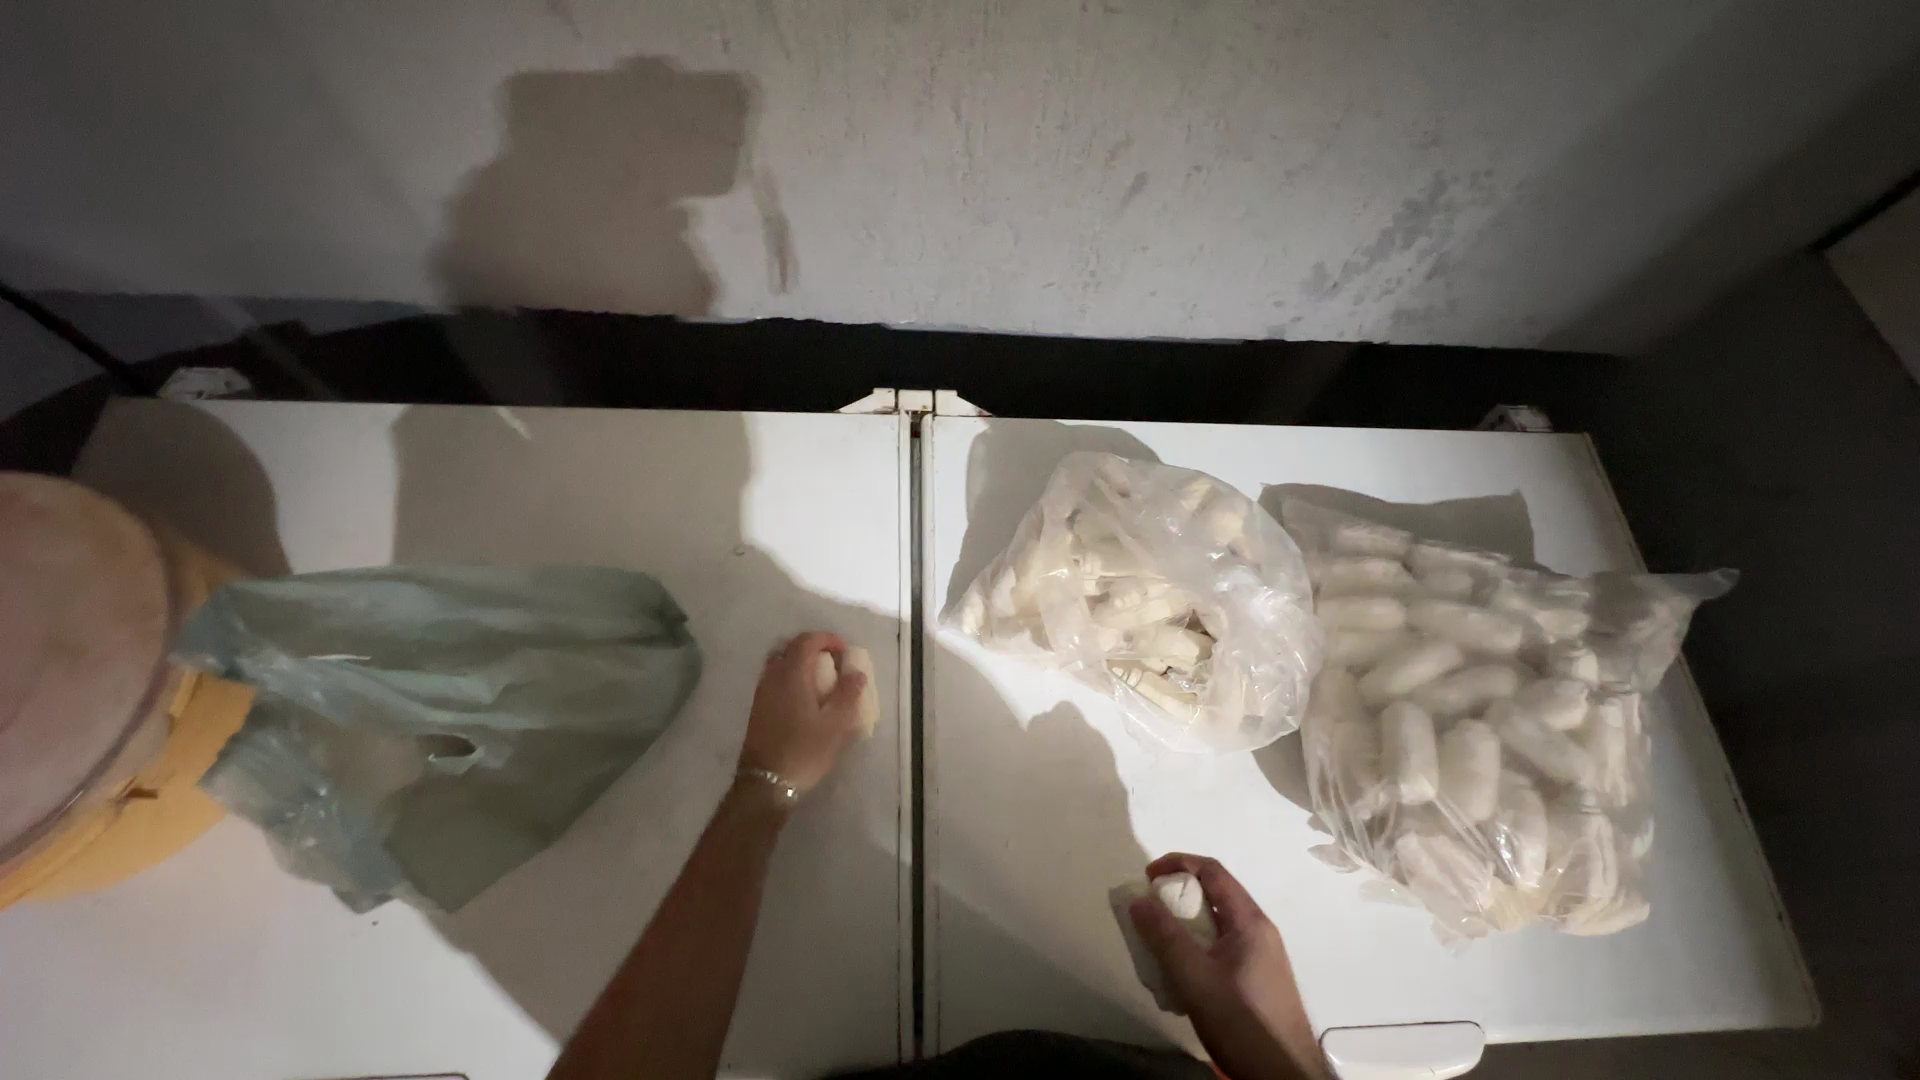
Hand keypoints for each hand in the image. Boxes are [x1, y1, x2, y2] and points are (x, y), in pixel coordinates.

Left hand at [739, 632, 868, 799]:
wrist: (766, 783)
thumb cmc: (804, 751)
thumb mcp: (835, 725)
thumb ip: (848, 694)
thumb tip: (856, 673)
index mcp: (791, 675)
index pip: (807, 641)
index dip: (827, 639)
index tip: (843, 652)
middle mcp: (772, 677)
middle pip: (790, 648)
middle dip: (813, 648)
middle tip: (832, 662)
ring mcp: (761, 692)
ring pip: (779, 663)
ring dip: (799, 663)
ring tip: (819, 680)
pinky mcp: (757, 708)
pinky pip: (774, 678)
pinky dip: (789, 677)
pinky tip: (803, 699)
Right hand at [1129, 853, 1326, 1079]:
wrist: (1284, 1079)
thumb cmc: (1241, 1022)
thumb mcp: (1195, 979)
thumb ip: (1165, 937)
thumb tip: (1139, 900)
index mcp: (1250, 922)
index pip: (1212, 871)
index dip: (1177, 864)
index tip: (1147, 877)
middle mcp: (1260, 931)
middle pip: (1215, 895)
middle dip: (1178, 896)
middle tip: (1150, 910)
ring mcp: (1262, 956)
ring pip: (1218, 923)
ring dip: (1186, 923)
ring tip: (1160, 942)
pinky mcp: (1259, 979)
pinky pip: (1223, 946)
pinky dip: (1199, 946)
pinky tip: (1183, 973)